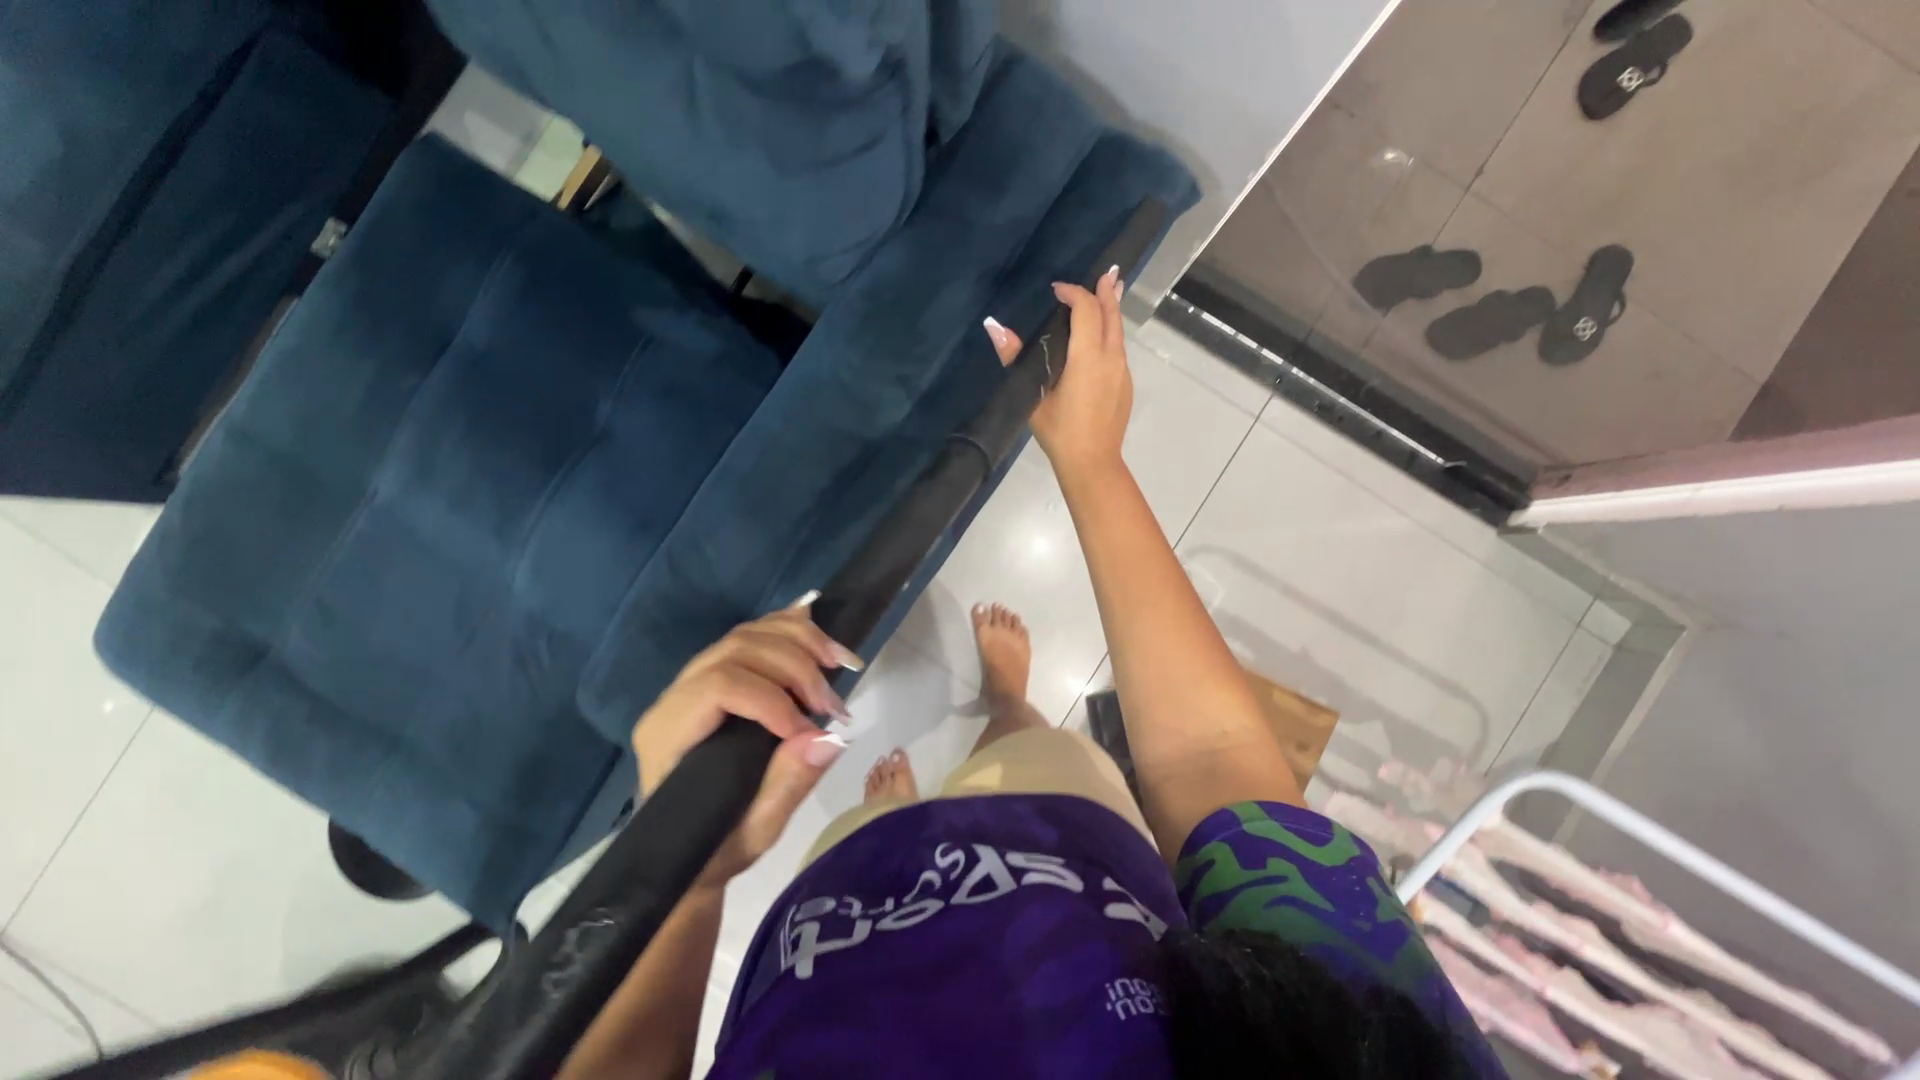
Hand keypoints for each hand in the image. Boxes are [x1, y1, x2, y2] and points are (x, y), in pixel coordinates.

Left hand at [631, 602, 860, 884]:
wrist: (689, 852)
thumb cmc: (717, 847)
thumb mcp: (755, 831)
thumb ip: (787, 784)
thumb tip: (828, 738)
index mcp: (670, 735)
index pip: (719, 686)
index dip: (771, 698)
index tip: (809, 730)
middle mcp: (674, 698)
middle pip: (737, 650)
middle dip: (796, 668)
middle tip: (835, 706)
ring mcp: (694, 681)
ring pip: (747, 635)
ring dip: (800, 640)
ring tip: (840, 662)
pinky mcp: (716, 676)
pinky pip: (751, 636)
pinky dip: (789, 628)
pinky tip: (819, 631)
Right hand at [982, 266, 1131, 480]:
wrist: (1093, 462)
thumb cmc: (1060, 430)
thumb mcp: (1033, 395)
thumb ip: (1015, 358)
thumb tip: (994, 327)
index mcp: (1089, 356)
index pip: (1086, 309)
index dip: (1073, 293)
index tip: (1057, 290)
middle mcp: (1111, 357)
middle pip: (1111, 314)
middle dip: (1106, 292)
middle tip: (1106, 272)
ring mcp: (1122, 371)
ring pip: (1118, 332)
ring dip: (1111, 311)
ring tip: (1108, 294)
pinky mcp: (1125, 385)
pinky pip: (1118, 350)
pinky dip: (1110, 334)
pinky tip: (1101, 339)